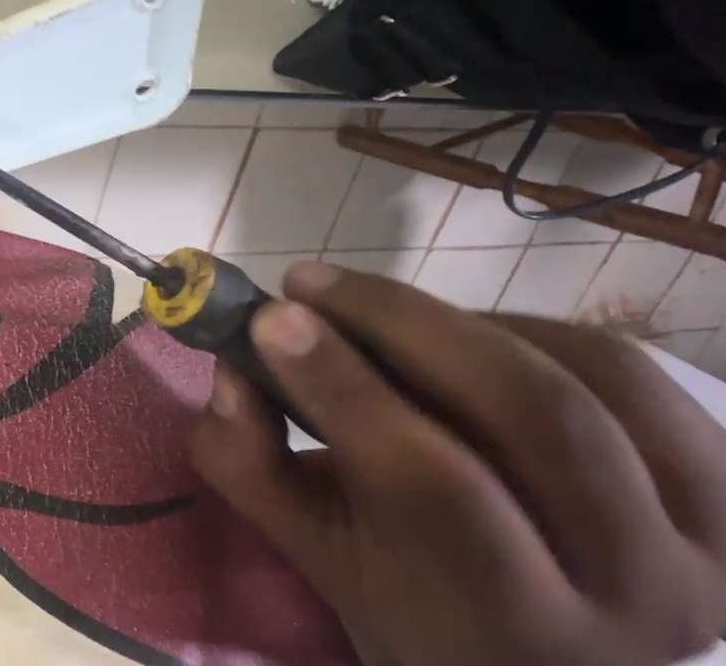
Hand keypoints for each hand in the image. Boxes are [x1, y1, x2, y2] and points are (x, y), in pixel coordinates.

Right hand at [191, 261, 725, 665]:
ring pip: (582, 372)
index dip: (346, 387)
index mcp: (507, 616)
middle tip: (313, 282)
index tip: (272, 317)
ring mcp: (711, 538)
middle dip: (402, 320)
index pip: (432, 484)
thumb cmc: (407, 586)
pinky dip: (526, 327)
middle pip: (528, 410)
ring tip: (381, 316)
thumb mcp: (308, 543)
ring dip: (456, 321)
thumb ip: (247, 462)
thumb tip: (233, 366)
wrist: (547, 643)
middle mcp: (640, 590)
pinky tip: (468, 338)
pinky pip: (626, 367)